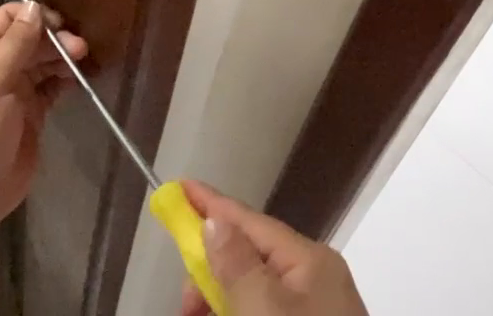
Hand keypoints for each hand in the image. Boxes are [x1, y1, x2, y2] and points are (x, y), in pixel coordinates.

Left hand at [0, 1, 87, 236]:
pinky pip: (51, 86)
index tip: (59, 25)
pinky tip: (80, 78)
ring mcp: (16, 89)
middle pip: (31, 39)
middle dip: (55, 38)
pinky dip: (65, 79)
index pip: (9, 18)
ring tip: (83, 60)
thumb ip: (16, 43)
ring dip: (63, 57)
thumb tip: (34, 6)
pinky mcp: (32, 112)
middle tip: (80, 48)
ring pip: (44, 61)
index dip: (34, 16)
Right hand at [178, 181, 366, 315]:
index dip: (209, 202)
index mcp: (308, 260)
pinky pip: (264, 313)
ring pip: (253, 292)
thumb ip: (235, 261)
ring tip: (195, 315)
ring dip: (220, 302)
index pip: (249, 219)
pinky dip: (239, 313)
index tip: (177, 188)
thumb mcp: (262, 308)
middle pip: (248, 258)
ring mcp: (315, 311)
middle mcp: (315, 280)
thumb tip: (215, 220)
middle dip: (209, 275)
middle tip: (184, 306)